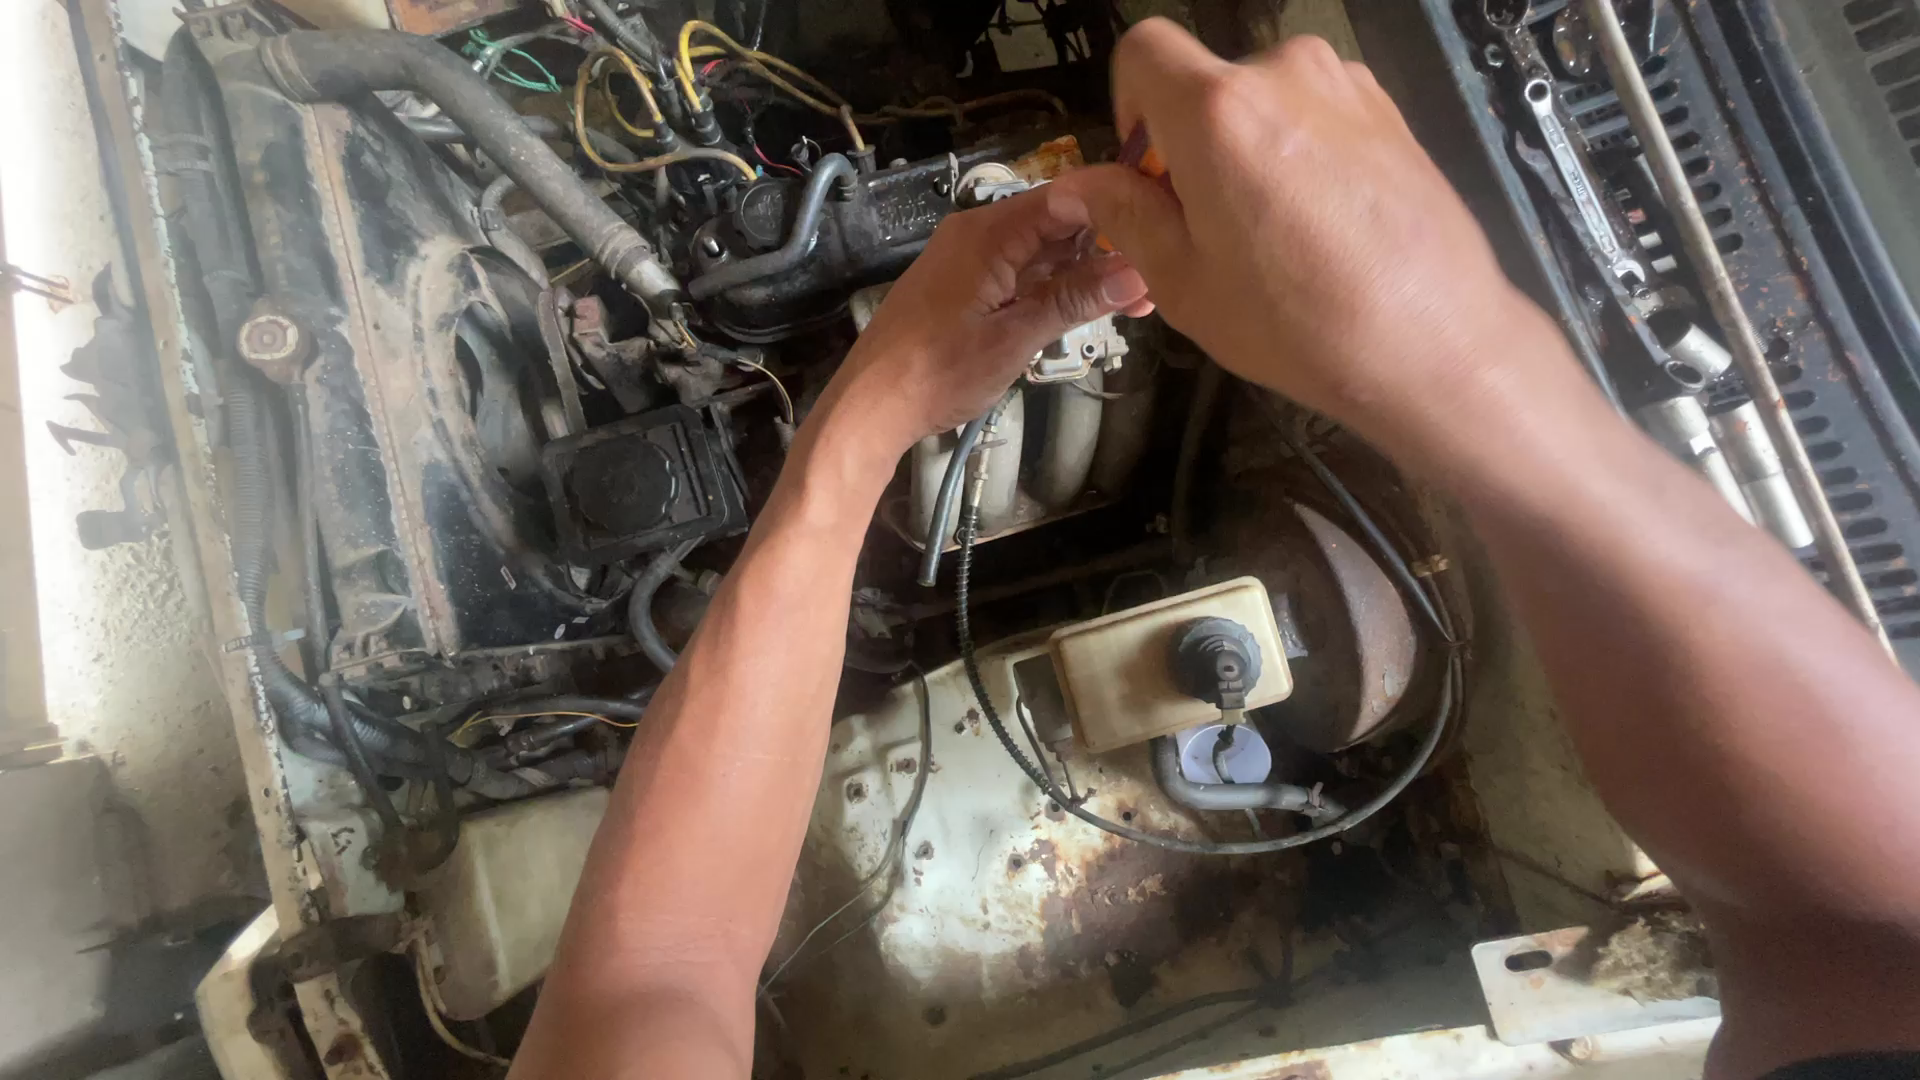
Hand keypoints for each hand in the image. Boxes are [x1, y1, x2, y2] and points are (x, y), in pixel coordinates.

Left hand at [819, 184, 1151, 457]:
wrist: (871, 406)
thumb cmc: (939, 372)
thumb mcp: (1014, 338)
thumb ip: (1073, 300)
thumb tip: (1135, 271)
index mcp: (988, 233)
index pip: (1066, 197)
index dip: (1115, 208)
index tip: (1160, 229)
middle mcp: (975, 235)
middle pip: (1053, 226)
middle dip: (1103, 251)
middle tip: (1152, 282)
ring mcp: (966, 263)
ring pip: (1036, 256)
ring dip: (1078, 277)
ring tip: (1129, 302)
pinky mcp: (960, 290)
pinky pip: (1014, 277)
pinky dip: (1046, 292)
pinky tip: (1079, 309)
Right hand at [1058, 20, 1569, 453]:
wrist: (1427, 338)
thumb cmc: (1289, 322)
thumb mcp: (1182, 281)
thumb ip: (1125, 215)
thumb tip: (1081, 183)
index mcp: (1217, 113)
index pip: (1142, 50)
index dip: (1127, 107)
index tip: (1145, 170)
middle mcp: (1283, 71)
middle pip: (1202, 85)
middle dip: (1184, 146)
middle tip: (1199, 229)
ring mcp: (1344, 82)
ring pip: (1257, 102)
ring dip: (1238, 153)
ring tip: (1261, 235)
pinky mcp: (1385, 106)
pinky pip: (1307, 113)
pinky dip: (1288, 153)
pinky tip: (1311, 224)